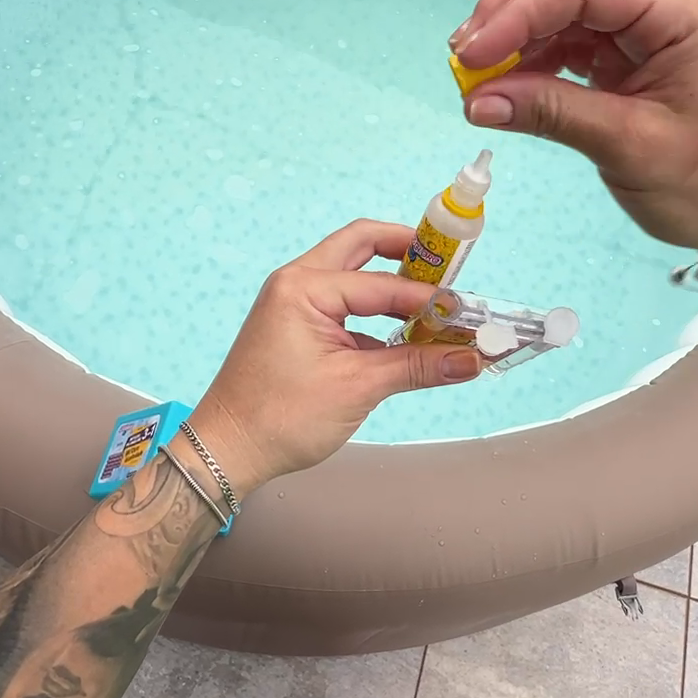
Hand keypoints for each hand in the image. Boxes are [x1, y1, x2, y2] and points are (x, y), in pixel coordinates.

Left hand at [184, 220, 481, 492]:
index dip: (428, 297)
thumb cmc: (279, 418)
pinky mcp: (296, 327)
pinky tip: (403, 338)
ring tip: (432, 304)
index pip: (382, 283)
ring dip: (390, 285)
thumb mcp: (357, 388)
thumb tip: (469, 359)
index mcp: (303, 288)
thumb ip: (418, 366)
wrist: (229, 450)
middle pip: (360, 246)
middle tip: (446, 266)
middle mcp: (295, 284)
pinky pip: (343, 307)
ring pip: (351, 275)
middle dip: (406, 252)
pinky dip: (374, 316)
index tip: (465, 311)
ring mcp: (293, 303)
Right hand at [452, 0, 697, 251]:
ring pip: (575, 2)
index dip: (518, 14)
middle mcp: (675, 2)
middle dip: (514, 8)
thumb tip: (477, 102)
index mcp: (687, 11)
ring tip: (477, 73)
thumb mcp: (626, 148)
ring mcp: (658, 25)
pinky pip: (582, 38)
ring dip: (523, 31)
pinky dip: (541, 56)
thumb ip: (551, 113)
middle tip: (464, 53)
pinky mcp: (642, 52)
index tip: (470, 56)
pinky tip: (511, 82)